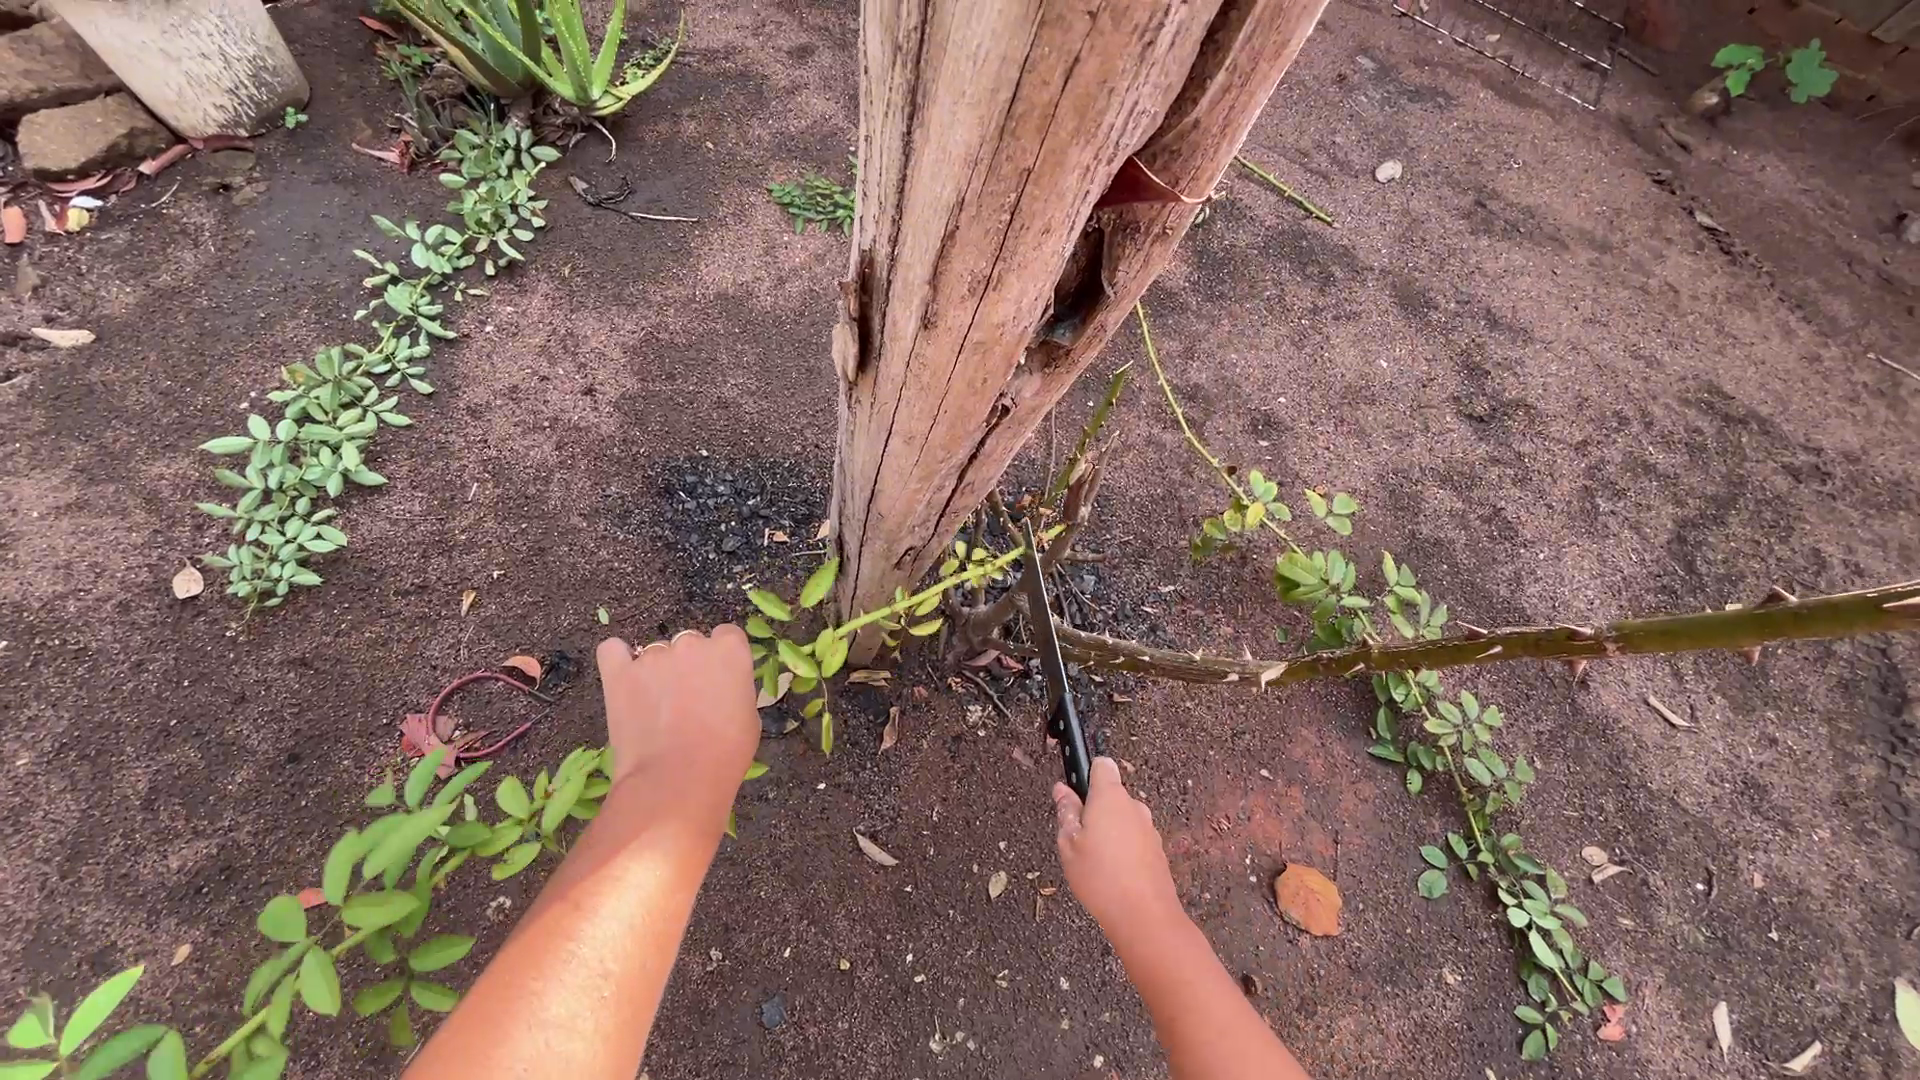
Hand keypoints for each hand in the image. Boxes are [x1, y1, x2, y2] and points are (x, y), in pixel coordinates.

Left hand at [595, 627, 759, 807]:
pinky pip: (613, 651)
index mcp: (729, 650)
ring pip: (656, 652)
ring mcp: (653, 656)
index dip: (722, 658)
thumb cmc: (726, 753)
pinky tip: (625, 677)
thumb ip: (735, 688)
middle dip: (690, 665)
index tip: (719, 680)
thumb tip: (722, 689)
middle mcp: (692, 644)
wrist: (679, 779)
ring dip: (658, 671)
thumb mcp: (749, 716)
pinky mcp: (620, 673)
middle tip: (688, 699)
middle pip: (691, 643)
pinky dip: (619, 659)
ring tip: (656, 706)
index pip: (727, 636)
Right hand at [1053, 757, 1182, 940]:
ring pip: (1123, 819)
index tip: (1075, 793)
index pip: (1102, 764)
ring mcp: (1148, 829)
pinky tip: (1112, 874)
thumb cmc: (1101, 878)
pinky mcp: (1157, 850)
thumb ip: (1066, 811)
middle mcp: (1134, 806)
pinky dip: (1123, 849)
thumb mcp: (1068, 843)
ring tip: (1094, 860)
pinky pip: (1134, 839)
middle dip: (1095, 809)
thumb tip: (1062, 790)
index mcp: (1110, 797)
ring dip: (1109, 831)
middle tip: (1077, 837)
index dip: (1087, 773)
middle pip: (1111, 795)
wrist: (1144, 917)